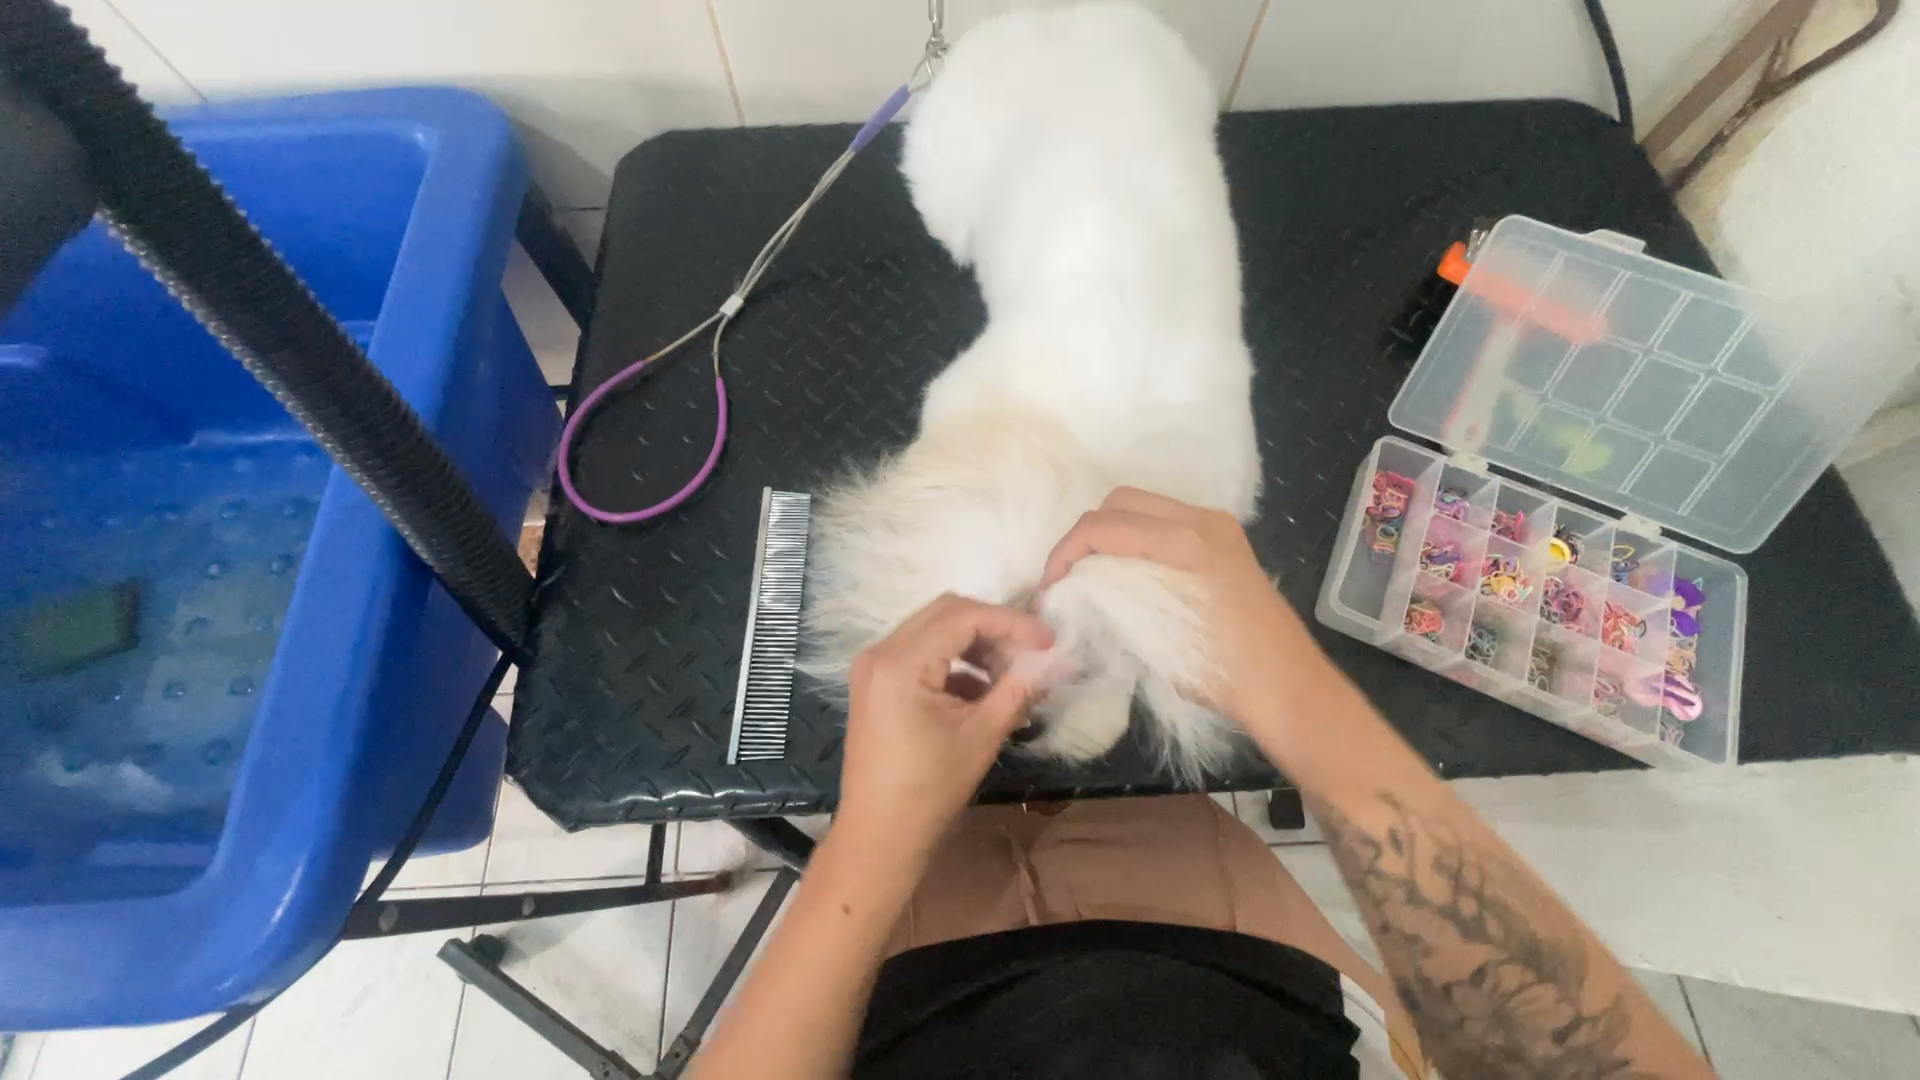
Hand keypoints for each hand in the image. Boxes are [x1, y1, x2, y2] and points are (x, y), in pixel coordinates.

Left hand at [837, 594, 1053, 866]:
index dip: (1011, 622)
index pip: (964, 616)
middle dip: (993, 627)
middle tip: (1029, 653)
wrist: (879, 835)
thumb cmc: (931, 789)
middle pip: (946, 612)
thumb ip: (1019, 688)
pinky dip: (954, 661)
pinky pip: (920, 652)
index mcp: (901, 662)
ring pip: (933, 629)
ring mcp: (873, 666)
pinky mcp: (875, 682)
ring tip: (1009, 674)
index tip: (1048, 641)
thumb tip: (1056, 662)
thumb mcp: (983, 735)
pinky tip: (981, 690)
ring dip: (974, 643)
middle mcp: (881, 652)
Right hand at [1039, 487, 1329, 724]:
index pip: (1102, 527)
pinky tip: (1125, 575)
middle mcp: (1201, 521)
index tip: (1048, 588)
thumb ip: (1108, 602)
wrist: (1286, 687)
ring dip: (1109, 535)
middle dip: (1084, 537)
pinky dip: (1134, 539)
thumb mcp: (1151, 640)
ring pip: (1141, 507)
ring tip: (1091, 575)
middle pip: (1119, 503)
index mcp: (1184, 542)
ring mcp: (1216, 527)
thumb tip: (1073, 593)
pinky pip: (1163, 522)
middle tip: (1067, 578)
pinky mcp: (1221, 541)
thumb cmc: (1220, 674)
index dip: (1063, 554)